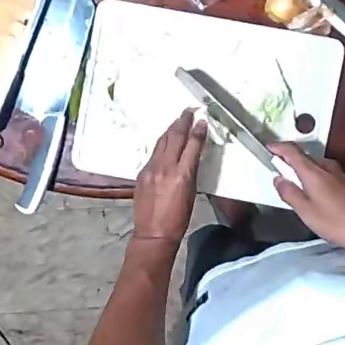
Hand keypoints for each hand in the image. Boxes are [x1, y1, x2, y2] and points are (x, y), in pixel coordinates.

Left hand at [133, 109, 206, 243]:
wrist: (153, 234)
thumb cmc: (179, 218)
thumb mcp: (191, 192)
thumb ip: (191, 169)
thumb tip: (193, 152)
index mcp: (181, 174)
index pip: (191, 144)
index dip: (197, 130)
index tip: (202, 118)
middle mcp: (165, 167)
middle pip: (174, 137)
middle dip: (182, 121)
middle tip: (189, 110)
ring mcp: (151, 169)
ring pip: (162, 142)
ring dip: (171, 129)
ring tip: (178, 120)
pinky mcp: (142, 174)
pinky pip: (154, 153)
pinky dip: (162, 143)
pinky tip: (166, 141)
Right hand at [269, 144, 344, 257]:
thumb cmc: (338, 222)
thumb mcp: (307, 212)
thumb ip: (290, 193)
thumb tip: (278, 178)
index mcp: (314, 172)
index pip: (293, 151)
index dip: (279, 147)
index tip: (268, 148)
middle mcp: (329, 168)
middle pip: (307, 157)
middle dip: (292, 160)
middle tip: (280, 170)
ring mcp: (343, 175)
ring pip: (319, 166)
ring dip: (306, 170)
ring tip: (298, 185)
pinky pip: (329, 175)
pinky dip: (318, 179)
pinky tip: (319, 195)